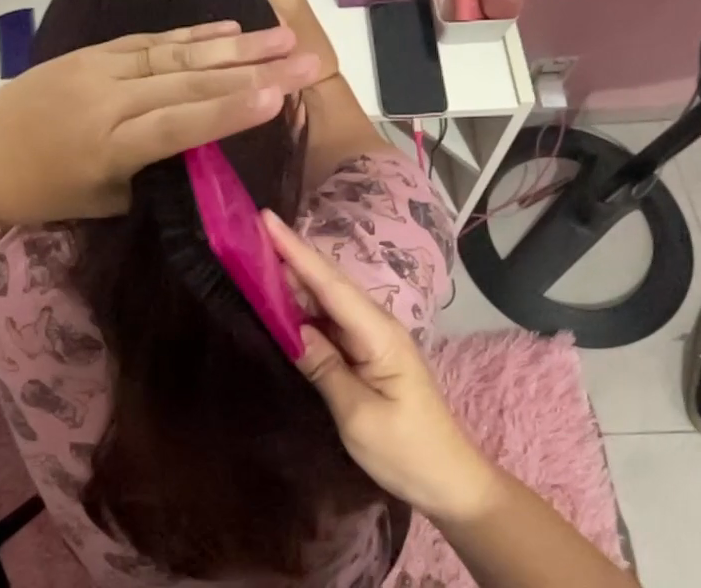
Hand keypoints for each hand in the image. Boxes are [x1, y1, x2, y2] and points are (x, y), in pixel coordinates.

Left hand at [0, 22, 318, 225]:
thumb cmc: (42, 192)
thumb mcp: (103, 201)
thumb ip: (152, 172)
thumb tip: (200, 146)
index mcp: (110, 146)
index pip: (180, 123)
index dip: (230, 110)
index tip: (279, 96)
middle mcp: (109, 99)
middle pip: (191, 81)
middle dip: (255, 69)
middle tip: (306, 57)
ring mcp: (100, 68)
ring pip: (177, 52)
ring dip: (235, 44)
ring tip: (282, 34)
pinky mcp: (91, 51)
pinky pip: (151, 39)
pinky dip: (192, 33)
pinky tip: (228, 28)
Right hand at [264, 210, 499, 520]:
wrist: (450, 481)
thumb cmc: (407, 452)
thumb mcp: (358, 417)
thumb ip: (324, 368)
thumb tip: (293, 331)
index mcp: (379, 334)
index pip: (330, 284)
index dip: (296, 251)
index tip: (266, 219)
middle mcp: (377, 326)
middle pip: (328, 283)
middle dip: (291, 254)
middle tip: (250, 232)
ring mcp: (373, 339)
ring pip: (328, 299)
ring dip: (295, 277)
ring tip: (257, 255)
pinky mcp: (367, 354)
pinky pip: (331, 320)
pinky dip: (305, 306)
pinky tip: (283, 299)